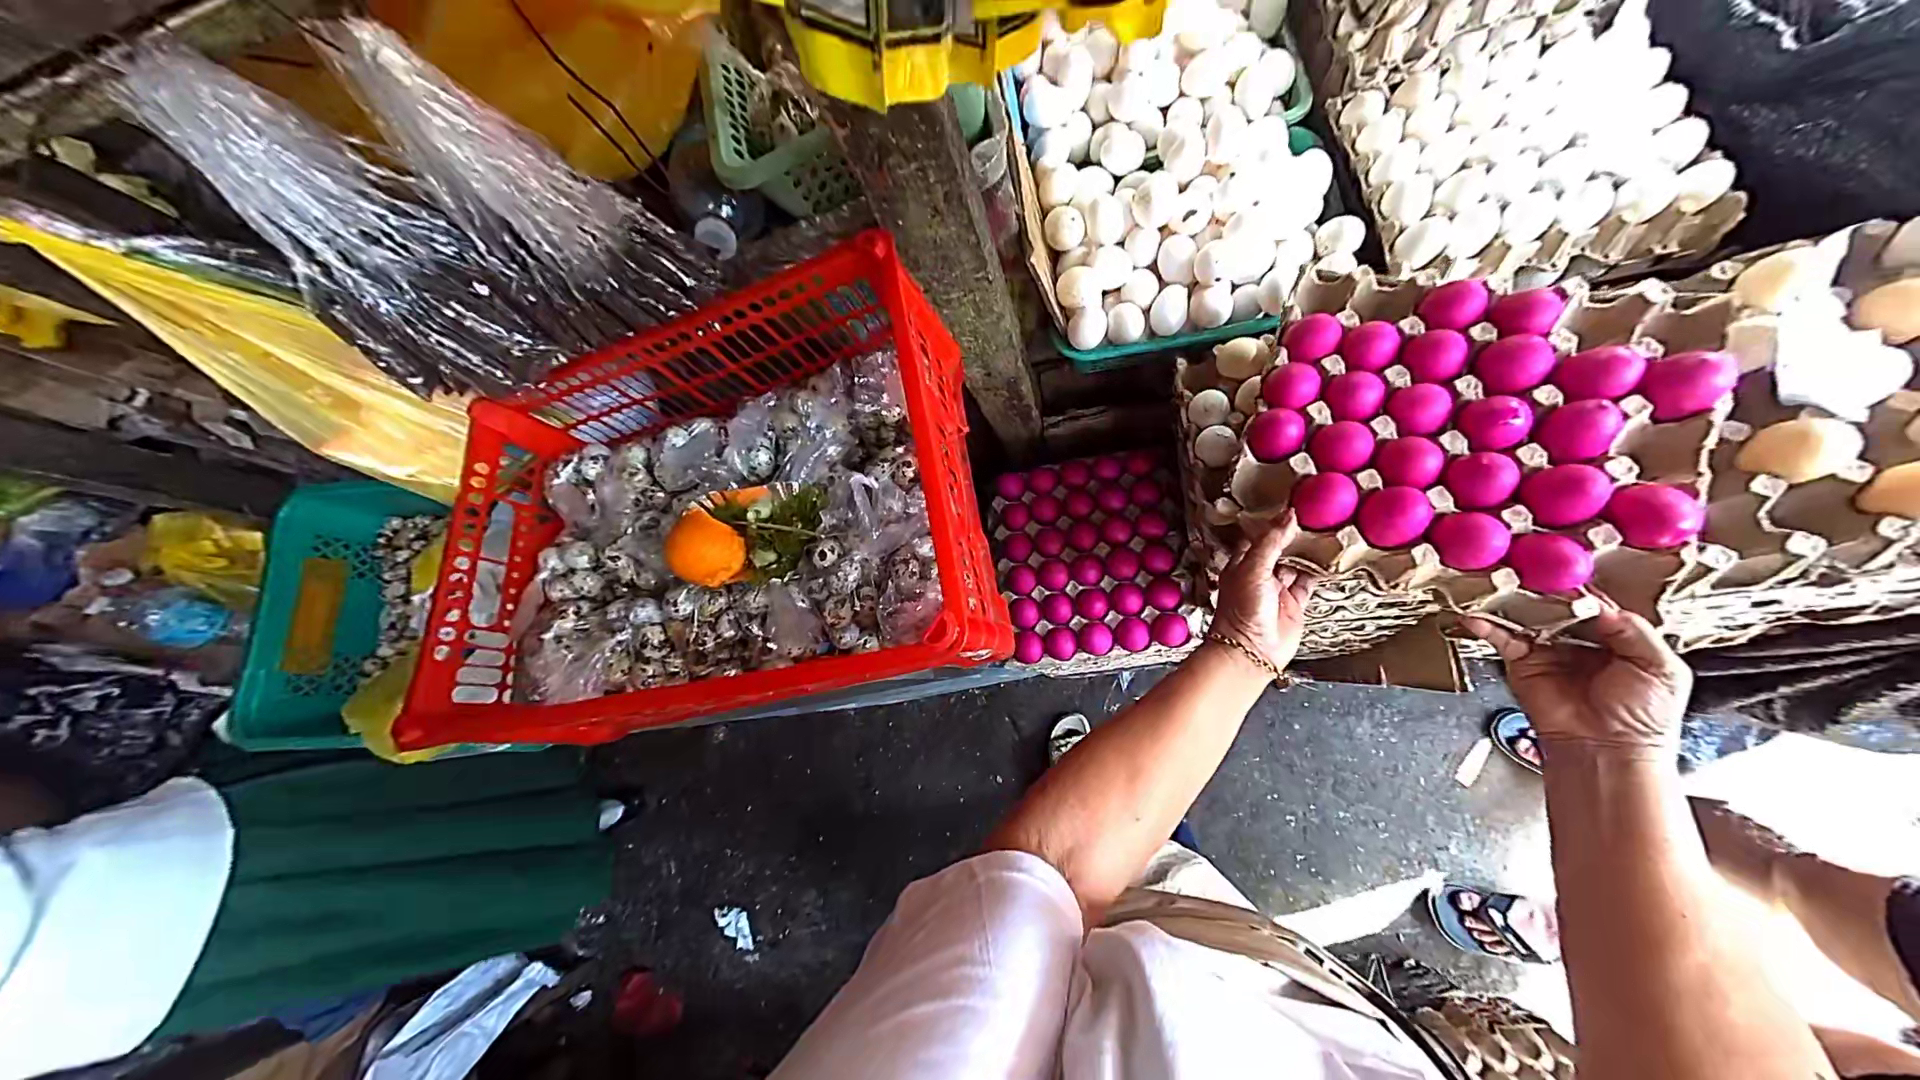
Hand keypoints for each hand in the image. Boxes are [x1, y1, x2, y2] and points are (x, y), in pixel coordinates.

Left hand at [1210, 511, 1314, 674]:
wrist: (1251, 650)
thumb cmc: (1241, 611)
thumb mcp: (1253, 568)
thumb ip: (1271, 542)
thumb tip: (1287, 516)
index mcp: (1241, 564)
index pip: (1257, 538)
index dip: (1271, 524)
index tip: (1290, 507)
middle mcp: (1259, 575)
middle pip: (1278, 550)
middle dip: (1292, 537)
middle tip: (1313, 518)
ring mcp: (1277, 590)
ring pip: (1294, 565)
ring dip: (1307, 554)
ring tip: (1325, 534)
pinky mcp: (1293, 605)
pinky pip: (1307, 583)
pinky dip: (1317, 573)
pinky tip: (1328, 561)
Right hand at [1463, 598, 1690, 758]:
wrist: (1606, 748)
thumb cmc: (1643, 716)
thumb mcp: (1660, 668)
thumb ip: (1634, 632)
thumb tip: (1597, 604)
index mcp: (1617, 636)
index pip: (1596, 604)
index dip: (1582, 591)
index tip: (1566, 576)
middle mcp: (1578, 638)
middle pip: (1557, 606)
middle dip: (1543, 591)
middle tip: (1528, 575)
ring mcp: (1547, 649)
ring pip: (1527, 617)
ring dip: (1512, 603)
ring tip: (1499, 588)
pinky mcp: (1521, 662)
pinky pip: (1501, 639)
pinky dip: (1486, 627)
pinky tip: (1476, 618)